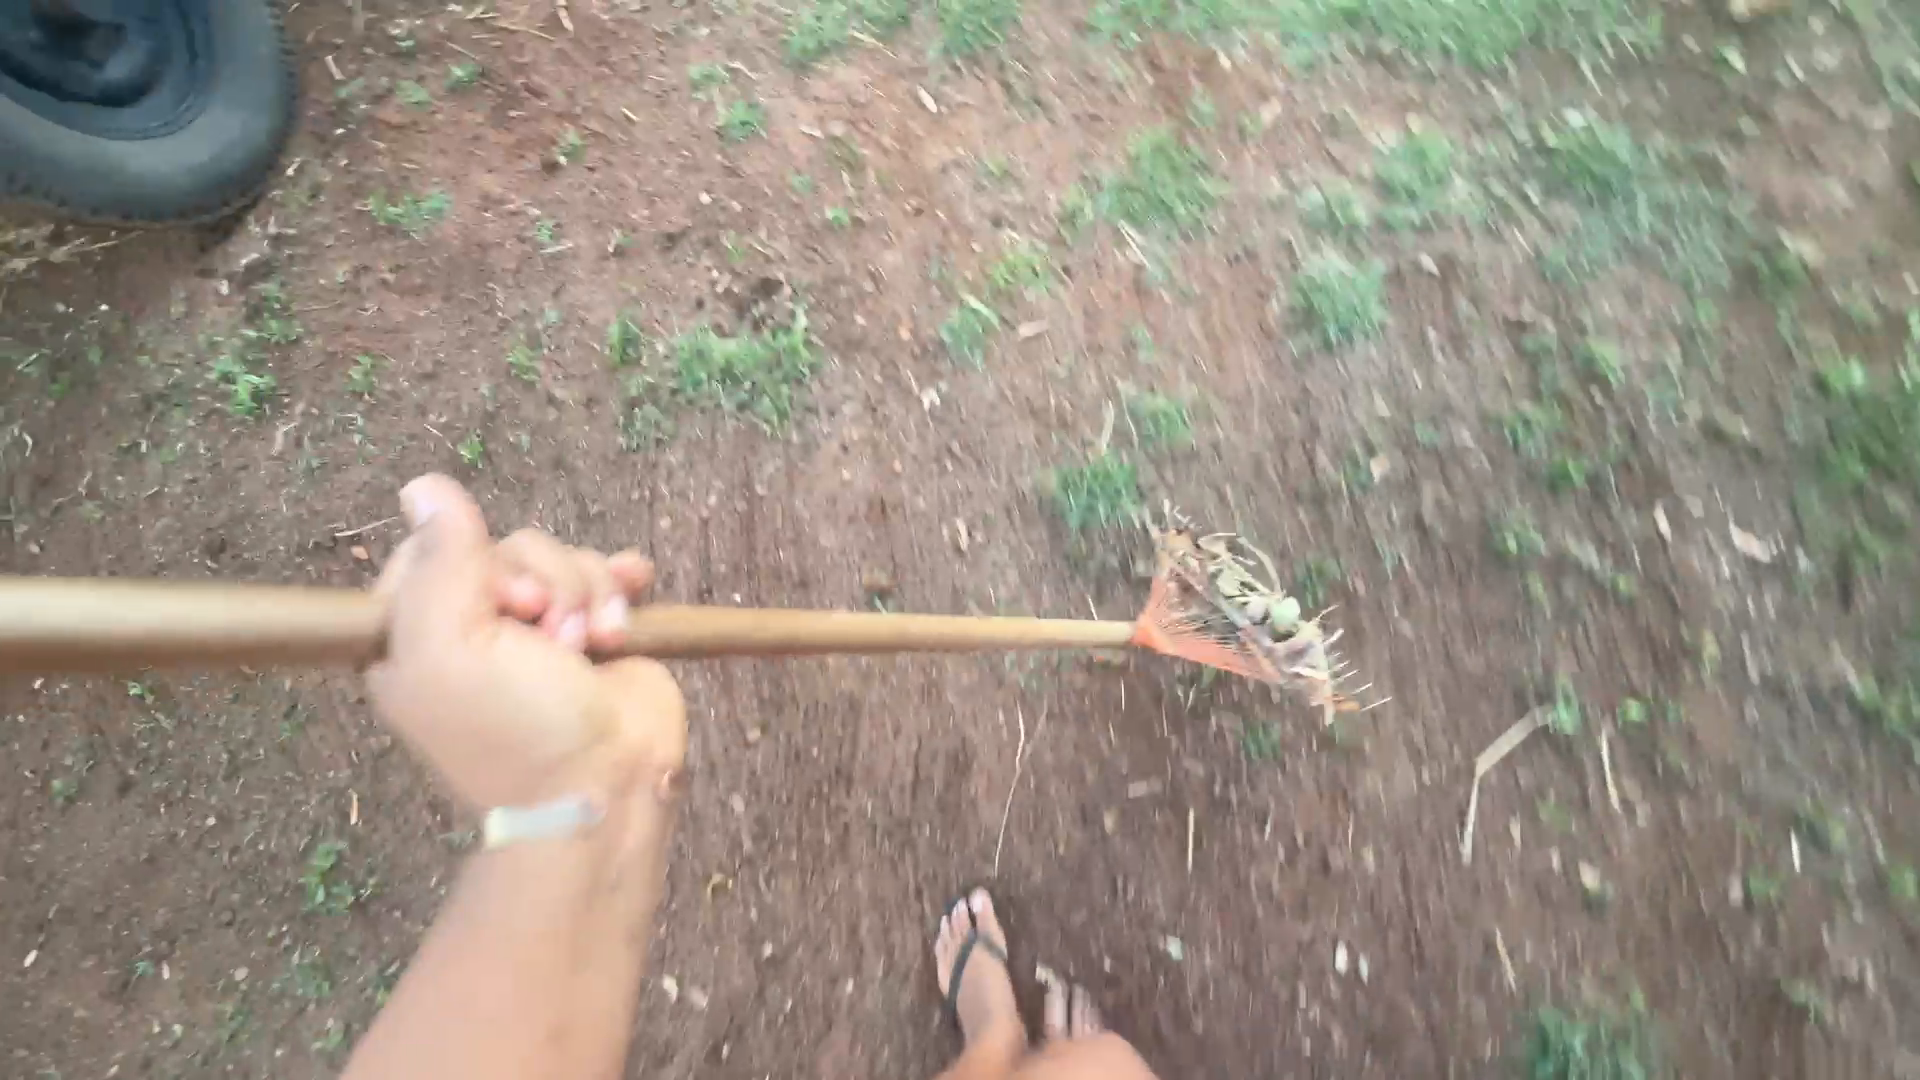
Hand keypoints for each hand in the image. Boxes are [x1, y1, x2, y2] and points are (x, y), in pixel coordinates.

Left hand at [367, 474, 684, 810]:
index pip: (441, 548)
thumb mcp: (454, 649)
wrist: (608, 778)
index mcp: (424, 630)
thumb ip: (440, 564)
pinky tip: (633, 594)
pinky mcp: (601, 627)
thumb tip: (423, 484)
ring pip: (571, 559)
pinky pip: (612, 573)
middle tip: (557, 638)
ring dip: (594, 594)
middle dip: (553, 584)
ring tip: (600, 642)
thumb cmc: (517, 724)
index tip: (509, 604)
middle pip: (517, 548)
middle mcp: (484, 621)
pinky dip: (624, 582)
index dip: (481, 562)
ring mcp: (548, 625)